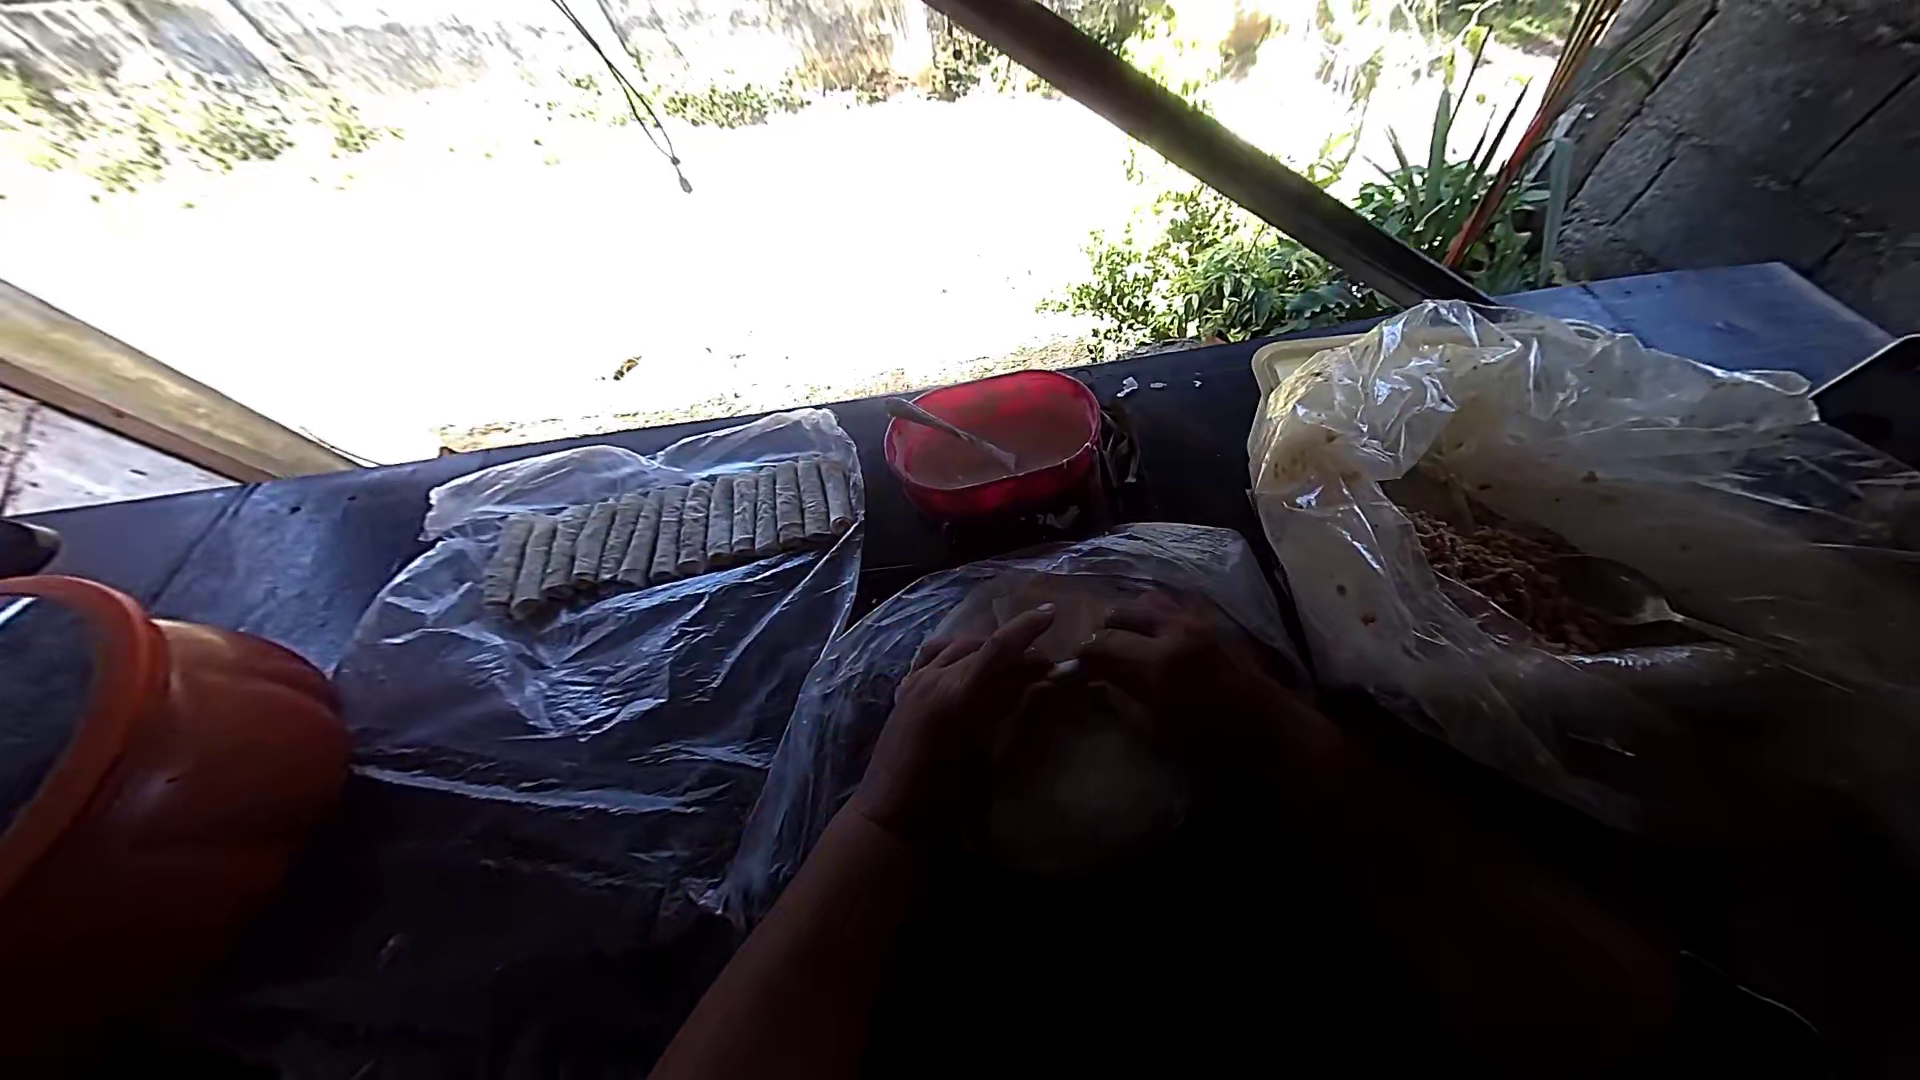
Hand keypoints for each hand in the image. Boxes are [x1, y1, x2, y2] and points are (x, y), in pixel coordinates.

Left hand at [848, 605, 1057, 843]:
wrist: (890, 816)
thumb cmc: (946, 801)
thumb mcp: (991, 761)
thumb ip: (1019, 717)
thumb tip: (1047, 685)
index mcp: (957, 697)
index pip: (998, 649)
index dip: (1026, 627)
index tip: (1051, 613)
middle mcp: (934, 678)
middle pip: (982, 648)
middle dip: (1015, 650)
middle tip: (1042, 668)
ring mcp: (914, 681)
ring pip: (958, 646)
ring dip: (986, 648)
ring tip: (1008, 664)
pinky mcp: (904, 688)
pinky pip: (932, 655)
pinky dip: (956, 652)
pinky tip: (968, 665)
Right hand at [1076, 592, 1339, 775]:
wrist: (1275, 732)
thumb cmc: (1214, 743)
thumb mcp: (1158, 733)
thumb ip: (1122, 702)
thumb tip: (1100, 684)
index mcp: (1159, 660)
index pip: (1105, 642)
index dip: (1086, 652)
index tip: (1078, 662)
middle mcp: (1175, 630)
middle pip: (1122, 613)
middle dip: (1105, 631)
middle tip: (1102, 653)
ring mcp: (1197, 621)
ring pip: (1148, 601)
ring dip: (1130, 618)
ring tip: (1129, 641)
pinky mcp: (1213, 622)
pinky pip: (1174, 605)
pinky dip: (1156, 615)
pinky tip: (1158, 637)